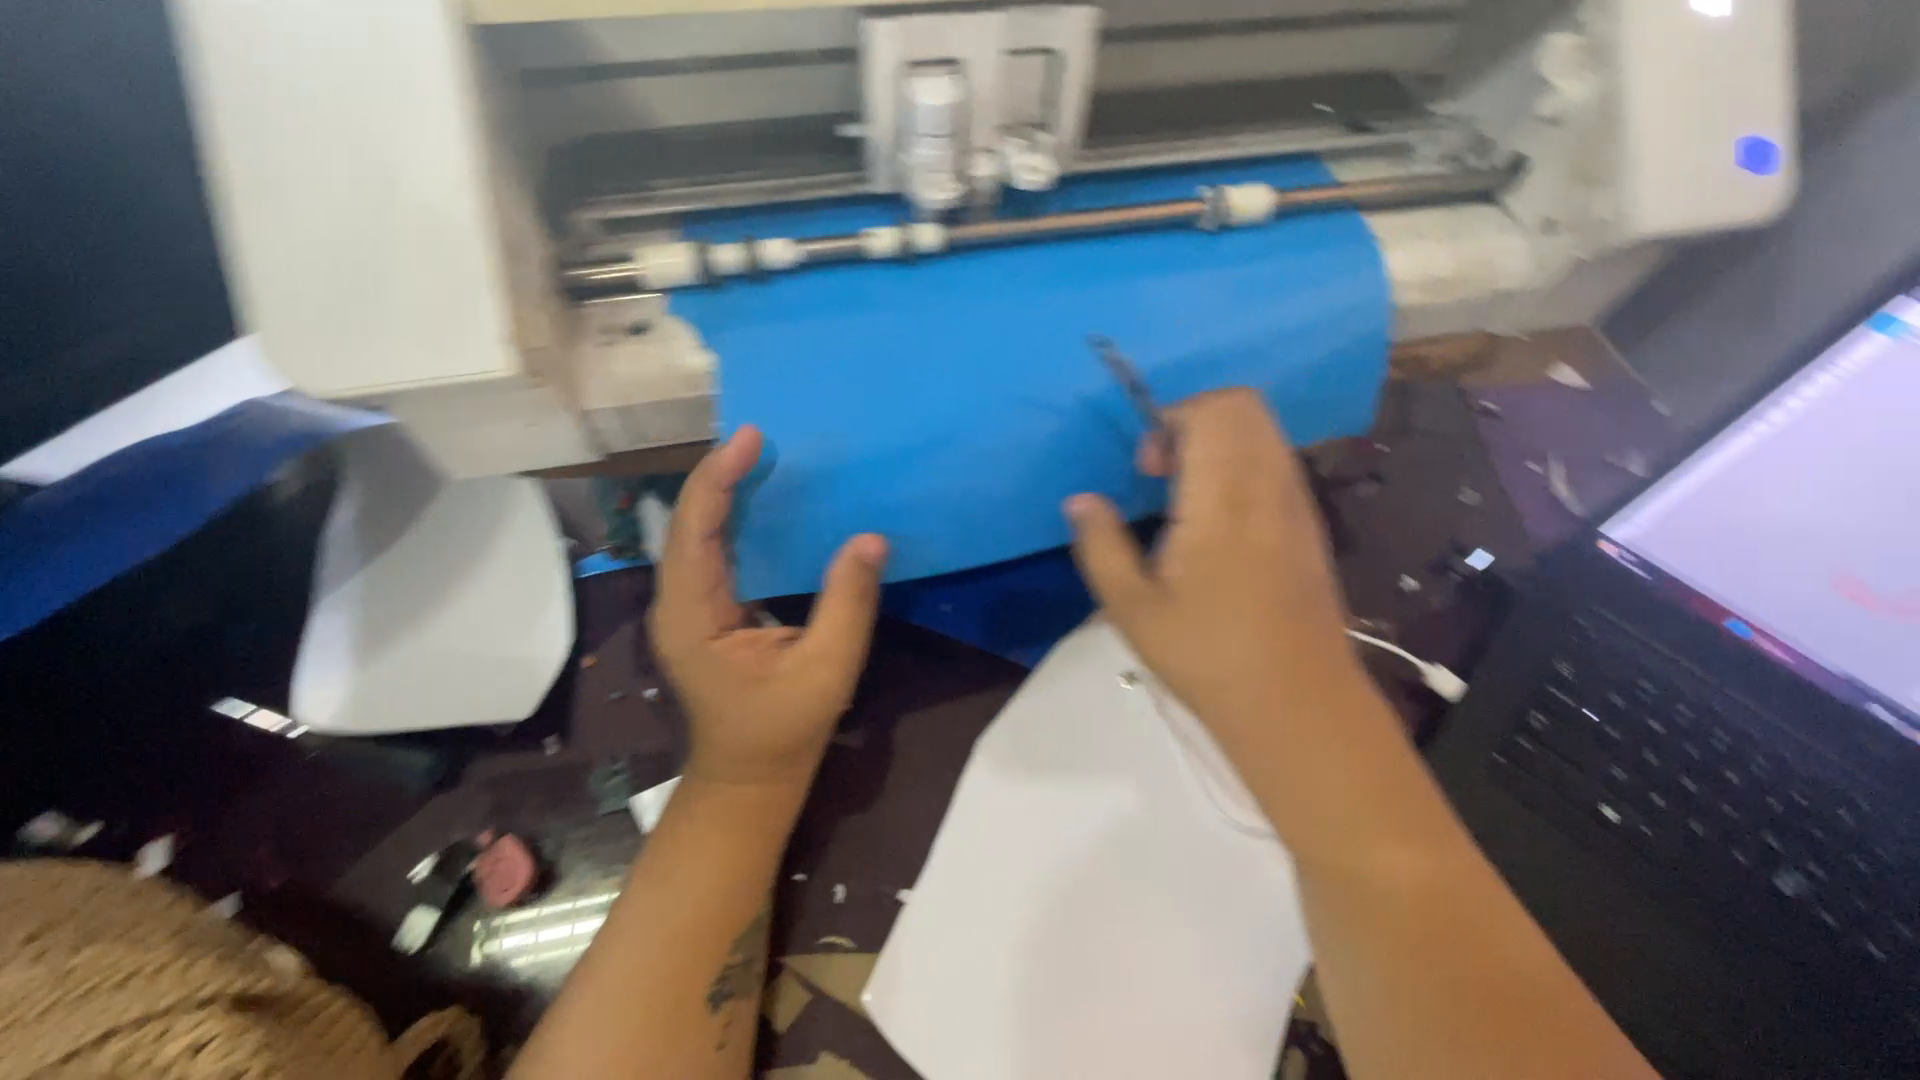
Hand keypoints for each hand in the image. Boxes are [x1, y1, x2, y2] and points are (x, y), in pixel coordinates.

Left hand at [648, 426, 888, 789]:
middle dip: (719, 475)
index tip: (751, 439)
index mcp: (693, 616)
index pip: (695, 531)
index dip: (718, 480)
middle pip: (687, 524)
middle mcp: (678, 604)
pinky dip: (730, 518)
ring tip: (758, 454)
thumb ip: (847, 604)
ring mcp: (687, 607)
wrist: (750, 775)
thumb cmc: (783, 730)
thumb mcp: (826, 669)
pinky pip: (711, 551)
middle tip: (760, 437)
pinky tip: (758, 499)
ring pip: (694, 533)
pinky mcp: (705, 611)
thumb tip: (870, 538)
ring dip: (722, 492)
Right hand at [1064, 389, 1373, 743]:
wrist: (1298, 704)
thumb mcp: (1132, 609)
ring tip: (1186, 498)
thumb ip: (1100, 545)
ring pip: (1265, 432)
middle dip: (1195, 421)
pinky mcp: (1310, 527)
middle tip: (1162, 474)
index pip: (1215, 410)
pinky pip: (1277, 464)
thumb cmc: (1207, 658)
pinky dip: (1243, 466)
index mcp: (1223, 500)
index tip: (1147, 470)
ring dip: (1220, 443)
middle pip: (1245, 406)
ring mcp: (1297, 505)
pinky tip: (1218, 523)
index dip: (1171, 419)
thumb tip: (1080, 500)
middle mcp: (1269, 487)